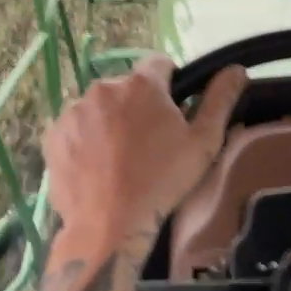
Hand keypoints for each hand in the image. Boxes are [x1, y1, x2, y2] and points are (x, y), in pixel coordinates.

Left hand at [42, 55, 247, 253]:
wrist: (108, 226)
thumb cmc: (163, 181)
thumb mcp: (204, 142)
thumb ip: (220, 99)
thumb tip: (236, 69)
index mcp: (142, 84)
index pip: (160, 64)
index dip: (170, 85)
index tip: (174, 113)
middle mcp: (104, 87)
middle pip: (128, 87)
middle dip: (139, 105)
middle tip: (150, 143)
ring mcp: (74, 111)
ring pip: (100, 106)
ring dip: (111, 121)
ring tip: (121, 159)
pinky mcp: (53, 136)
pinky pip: (76, 128)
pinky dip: (86, 140)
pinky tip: (97, 167)